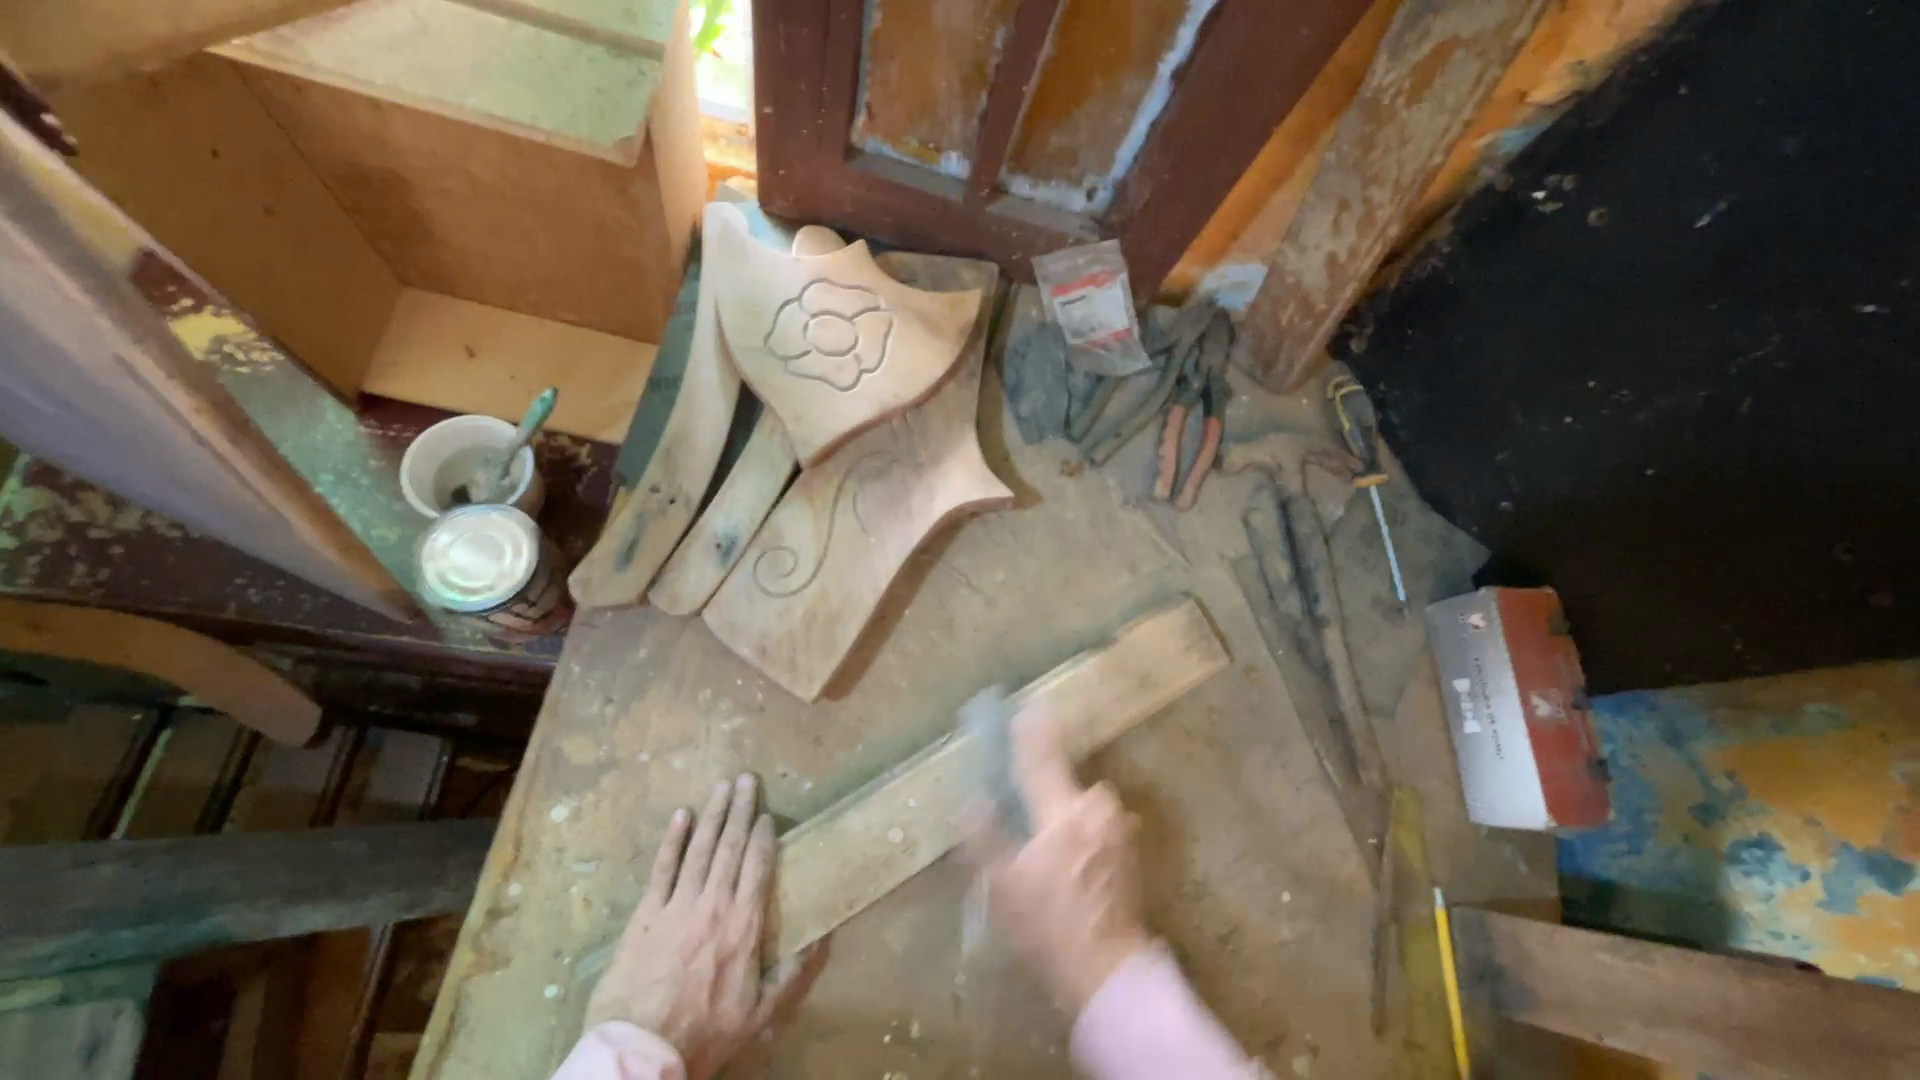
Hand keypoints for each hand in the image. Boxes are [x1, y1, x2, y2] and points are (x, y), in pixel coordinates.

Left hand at [585, 774, 828, 1079]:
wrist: (642, 1049)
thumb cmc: (705, 1032)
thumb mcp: (760, 1012)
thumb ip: (792, 974)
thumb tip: (822, 939)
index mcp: (744, 926)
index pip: (758, 867)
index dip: (764, 836)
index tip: (768, 814)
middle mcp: (714, 905)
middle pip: (731, 848)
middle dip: (741, 810)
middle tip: (747, 779)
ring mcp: (677, 906)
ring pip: (700, 849)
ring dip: (713, 814)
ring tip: (722, 785)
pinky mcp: (646, 915)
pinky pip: (662, 868)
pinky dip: (673, 840)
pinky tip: (682, 815)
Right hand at [966, 706, 1150, 1012]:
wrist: (1107, 968)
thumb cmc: (1048, 924)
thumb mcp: (1003, 884)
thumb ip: (984, 836)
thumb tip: (970, 800)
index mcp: (1062, 810)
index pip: (1041, 757)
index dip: (1031, 731)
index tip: (1027, 707)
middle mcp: (1096, 808)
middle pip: (1064, 784)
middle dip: (1047, 794)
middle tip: (1027, 820)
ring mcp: (1119, 827)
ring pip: (1083, 805)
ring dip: (1067, 816)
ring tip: (1050, 853)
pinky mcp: (1131, 848)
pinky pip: (1099, 824)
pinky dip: (1085, 832)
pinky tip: (1073, 864)